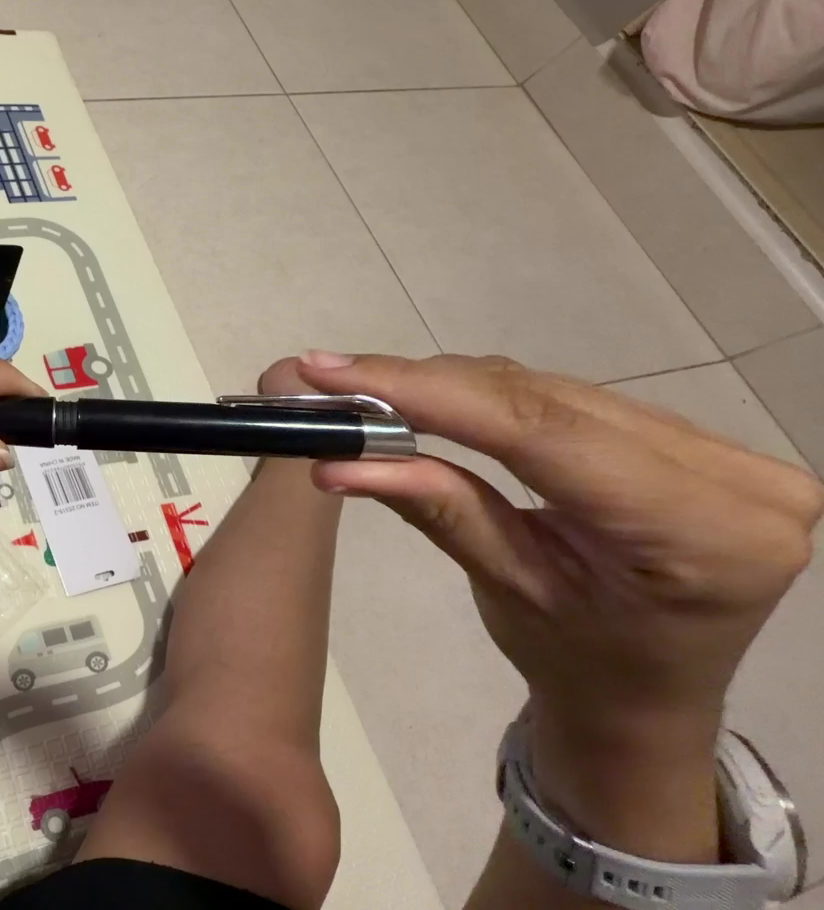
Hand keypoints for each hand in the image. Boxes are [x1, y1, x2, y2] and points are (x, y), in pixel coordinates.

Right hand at [297, 353, 822, 753]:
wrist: (646, 687)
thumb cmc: (578, 659)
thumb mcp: (505, 586)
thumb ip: (436, 507)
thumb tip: (334, 462)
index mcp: (703, 530)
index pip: (541, 430)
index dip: (427, 392)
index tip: (332, 372)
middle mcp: (734, 475)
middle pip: (541, 399)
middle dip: (423, 383)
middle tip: (327, 376)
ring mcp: (719, 449)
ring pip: (546, 387)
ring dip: (445, 383)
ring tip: (360, 386)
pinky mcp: (686, 437)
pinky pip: (561, 395)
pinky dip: (481, 392)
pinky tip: (424, 393)